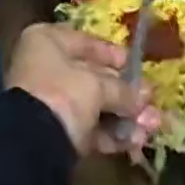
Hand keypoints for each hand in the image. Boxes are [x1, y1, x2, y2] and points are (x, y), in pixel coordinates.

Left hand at [8, 23, 160, 154]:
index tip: (134, 63)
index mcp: (46, 40)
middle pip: (92, 76)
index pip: (84, 42)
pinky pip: (87, 127)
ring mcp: (49, 101)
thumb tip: (145, 94)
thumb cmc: (62, 93)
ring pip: (93, 105)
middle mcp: (44, 66)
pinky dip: (111, 134)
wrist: (33, 143)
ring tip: (151, 124)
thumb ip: (122, 89)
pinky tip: (135, 141)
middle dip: (124, 92)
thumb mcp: (96, 85)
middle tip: (150, 101)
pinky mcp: (55, 132)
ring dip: (123, 115)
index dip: (112, 53)